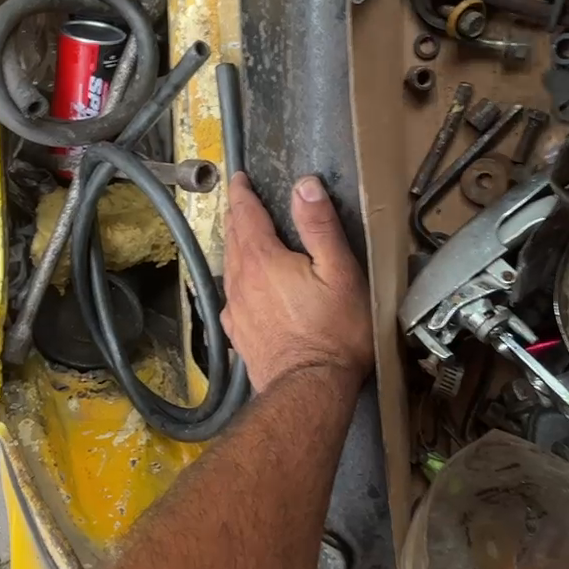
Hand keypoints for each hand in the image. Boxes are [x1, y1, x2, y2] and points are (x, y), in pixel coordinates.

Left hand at [220, 173, 373, 395]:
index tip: (238, 179)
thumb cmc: (333, 334)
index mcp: (264, 260)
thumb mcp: (339, 272)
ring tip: (239, 234)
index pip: (245, 214)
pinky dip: (234, 280)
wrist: (310, 390)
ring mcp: (237, 308)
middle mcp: (242, 281)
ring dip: (233, 244)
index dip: (241, 192)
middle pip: (233, 237)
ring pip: (228, 265)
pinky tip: (239, 286)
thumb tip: (305, 187)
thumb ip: (320, 226)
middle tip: (239, 200)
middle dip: (235, 214)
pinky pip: (230, 296)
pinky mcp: (239, 332)